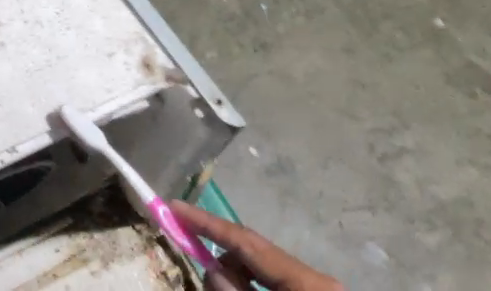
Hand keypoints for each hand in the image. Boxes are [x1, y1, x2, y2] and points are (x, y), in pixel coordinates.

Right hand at [166, 201, 343, 290]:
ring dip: (237, 282)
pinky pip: (274, 288)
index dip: (207, 224)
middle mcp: (316, 281)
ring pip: (263, 274)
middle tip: (199, 271)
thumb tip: (214, 270)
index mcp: (307, 282)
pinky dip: (253, 290)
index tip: (174, 208)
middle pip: (254, 255)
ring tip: (224, 288)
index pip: (247, 241)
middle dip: (223, 264)